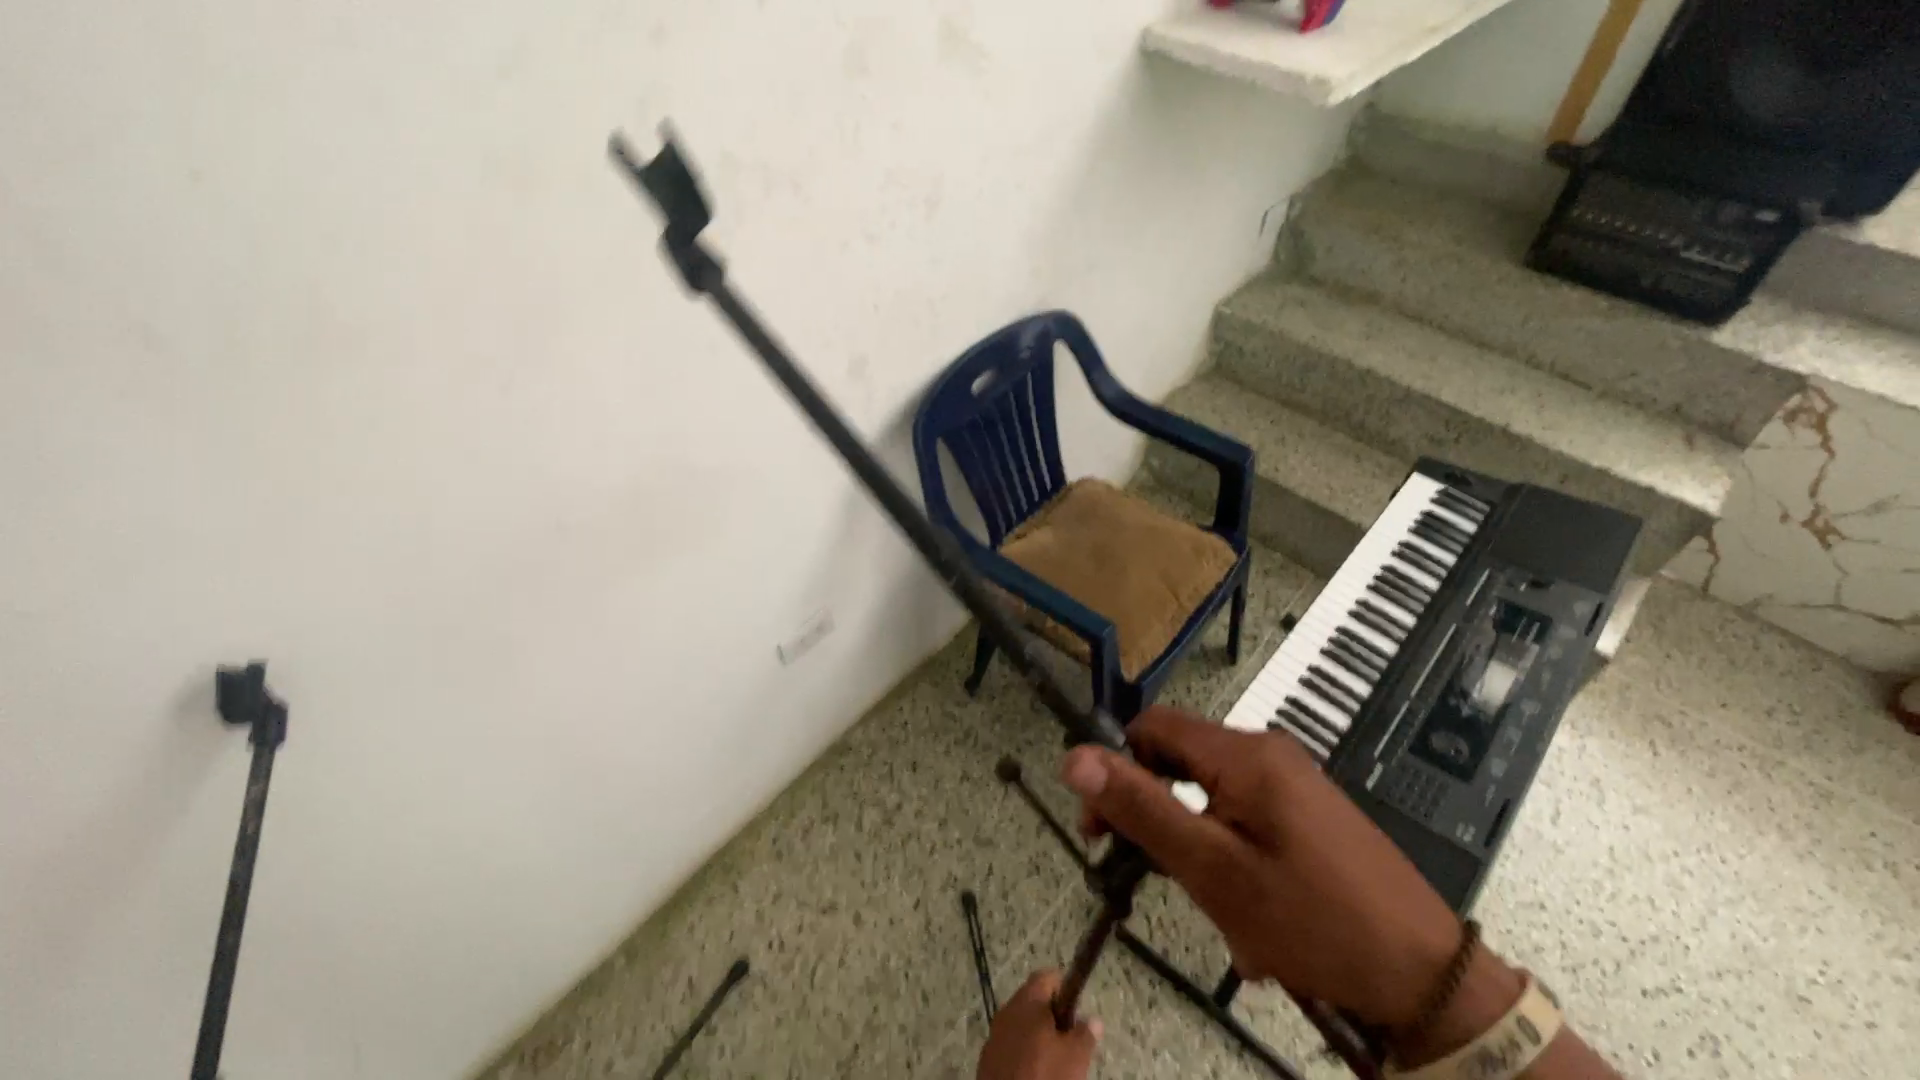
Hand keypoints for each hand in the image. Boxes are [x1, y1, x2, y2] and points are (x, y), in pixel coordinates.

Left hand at [976, 971, 1101, 1079]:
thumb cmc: (1044, 1076)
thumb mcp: (1075, 1057)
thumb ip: (1086, 1033)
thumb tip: (1093, 1019)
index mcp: (1027, 1002)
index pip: (1046, 977)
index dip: (1064, 986)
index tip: (1076, 1007)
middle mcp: (1006, 1011)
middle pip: (1033, 999)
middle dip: (1053, 1014)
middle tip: (1069, 1036)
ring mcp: (994, 1033)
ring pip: (1022, 1022)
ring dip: (1038, 1033)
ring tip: (1055, 1057)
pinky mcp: (988, 1056)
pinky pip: (1010, 1042)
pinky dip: (1024, 1048)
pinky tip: (1035, 1069)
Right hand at [1060, 707, 1467, 1028]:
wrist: (1424, 975)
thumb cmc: (1310, 919)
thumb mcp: (1212, 868)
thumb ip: (1141, 808)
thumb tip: (1074, 756)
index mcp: (1243, 755)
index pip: (1152, 726)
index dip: (1114, 766)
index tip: (1099, 829)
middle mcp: (1268, 755)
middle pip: (1180, 761)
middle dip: (1153, 815)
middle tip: (1141, 872)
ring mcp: (1294, 786)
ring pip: (1210, 800)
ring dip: (1193, 849)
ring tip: (1207, 906)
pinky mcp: (1309, 817)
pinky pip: (1245, 823)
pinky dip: (1228, 860)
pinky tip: (1246, 916)